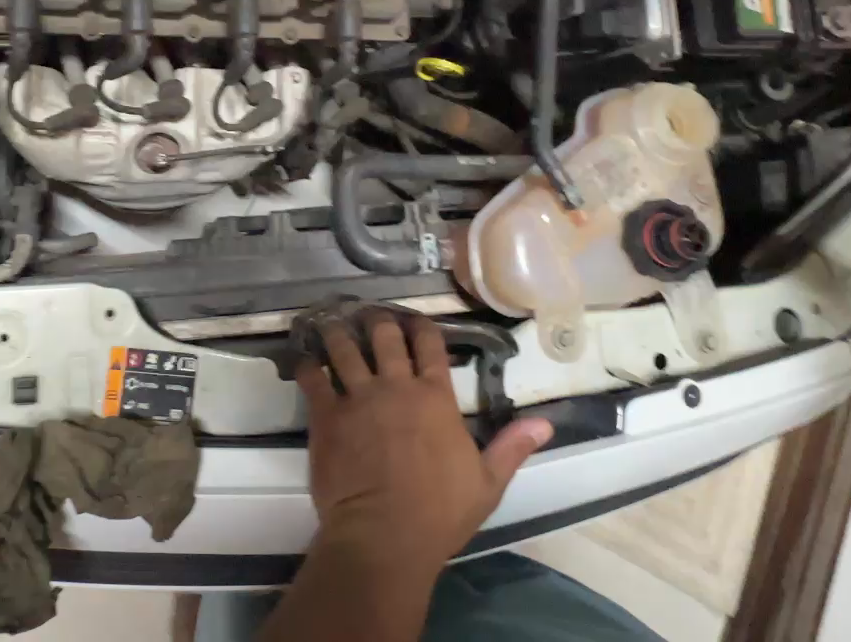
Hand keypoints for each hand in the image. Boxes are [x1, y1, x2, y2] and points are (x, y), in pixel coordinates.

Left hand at [295, 313, 553, 571]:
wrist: (385, 536)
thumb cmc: (440, 512)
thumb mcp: (488, 482)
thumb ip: (512, 446)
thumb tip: (545, 424)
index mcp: (435, 396)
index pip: (429, 343)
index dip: (420, 326)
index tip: (412, 320)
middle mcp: (395, 385)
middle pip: (384, 334)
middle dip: (377, 320)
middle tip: (369, 315)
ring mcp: (358, 396)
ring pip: (344, 346)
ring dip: (338, 332)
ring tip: (332, 326)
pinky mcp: (327, 414)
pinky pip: (312, 376)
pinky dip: (307, 364)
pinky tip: (305, 360)